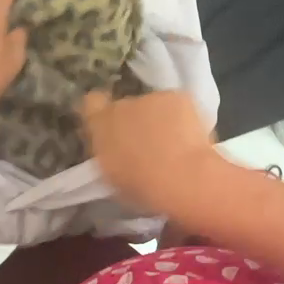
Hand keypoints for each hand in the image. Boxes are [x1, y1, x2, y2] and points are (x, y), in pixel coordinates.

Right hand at [81, 90, 224, 211]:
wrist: (182, 176)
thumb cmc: (144, 187)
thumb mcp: (114, 179)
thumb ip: (110, 157)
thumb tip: (114, 153)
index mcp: (101, 126)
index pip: (91, 104)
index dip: (101, 112)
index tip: (109, 126)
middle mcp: (122, 106)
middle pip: (125, 107)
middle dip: (134, 121)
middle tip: (148, 144)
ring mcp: (151, 98)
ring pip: (153, 106)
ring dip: (159, 119)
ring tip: (174, 143)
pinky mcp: (178, 96)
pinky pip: (178, 105)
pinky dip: (183, 116)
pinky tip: (192, 135)